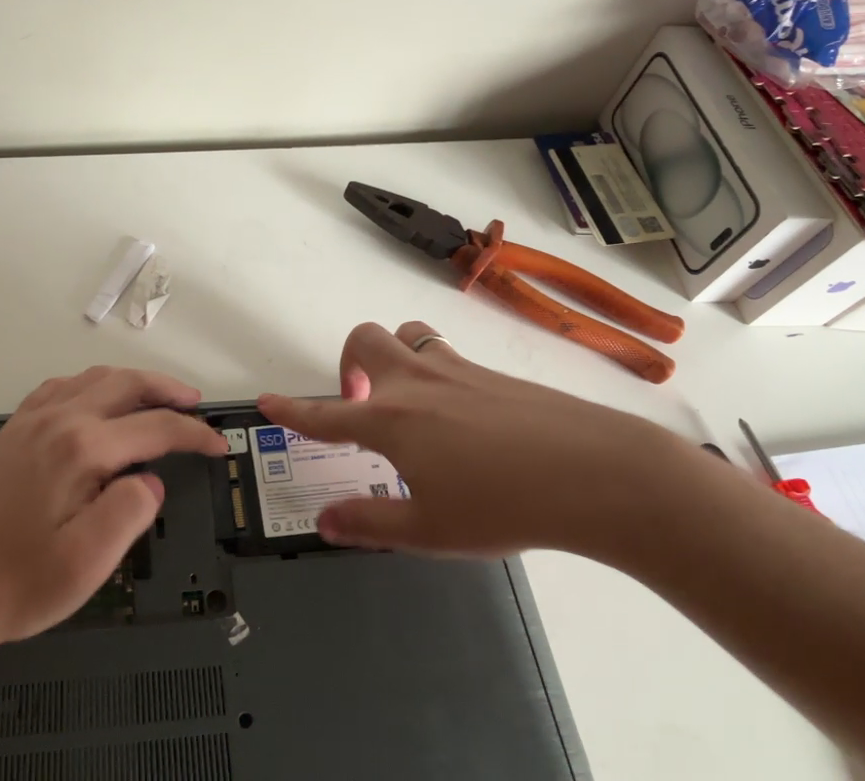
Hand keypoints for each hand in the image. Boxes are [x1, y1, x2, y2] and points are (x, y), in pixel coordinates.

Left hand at [0, 366, 227, 646]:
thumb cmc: (18, 582)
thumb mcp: (89, 560)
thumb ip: (131, 511)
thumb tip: (149, 481)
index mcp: (82, 448)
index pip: (154, 427)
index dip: (193, 434)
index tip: (218, 446)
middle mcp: (57, 421)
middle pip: (124, 384)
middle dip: (166, 389)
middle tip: (195, 404)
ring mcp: (28, 423)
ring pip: (91, 379)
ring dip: (130, 381)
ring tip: (155, 396)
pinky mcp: (9, 434)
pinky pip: (59, 388)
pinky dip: (90, 384)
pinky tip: (93, 401)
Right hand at [258, 321, 701, 560]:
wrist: (596, 473)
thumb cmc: (503, 505)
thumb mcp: (429, 530)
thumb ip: (369, 523)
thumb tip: (325, 521)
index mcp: (390, 420)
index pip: (325, 414)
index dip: (292, 410)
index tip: (267, 402)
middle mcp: (417, 383)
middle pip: (364, 340)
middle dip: (347, 363)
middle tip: (360, 404)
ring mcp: (458, 370)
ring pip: (408, 335)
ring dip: (392, 356)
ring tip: (405, 399)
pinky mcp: (494, 372)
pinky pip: (446, 353)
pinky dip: (432, 368)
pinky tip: (456, 412)